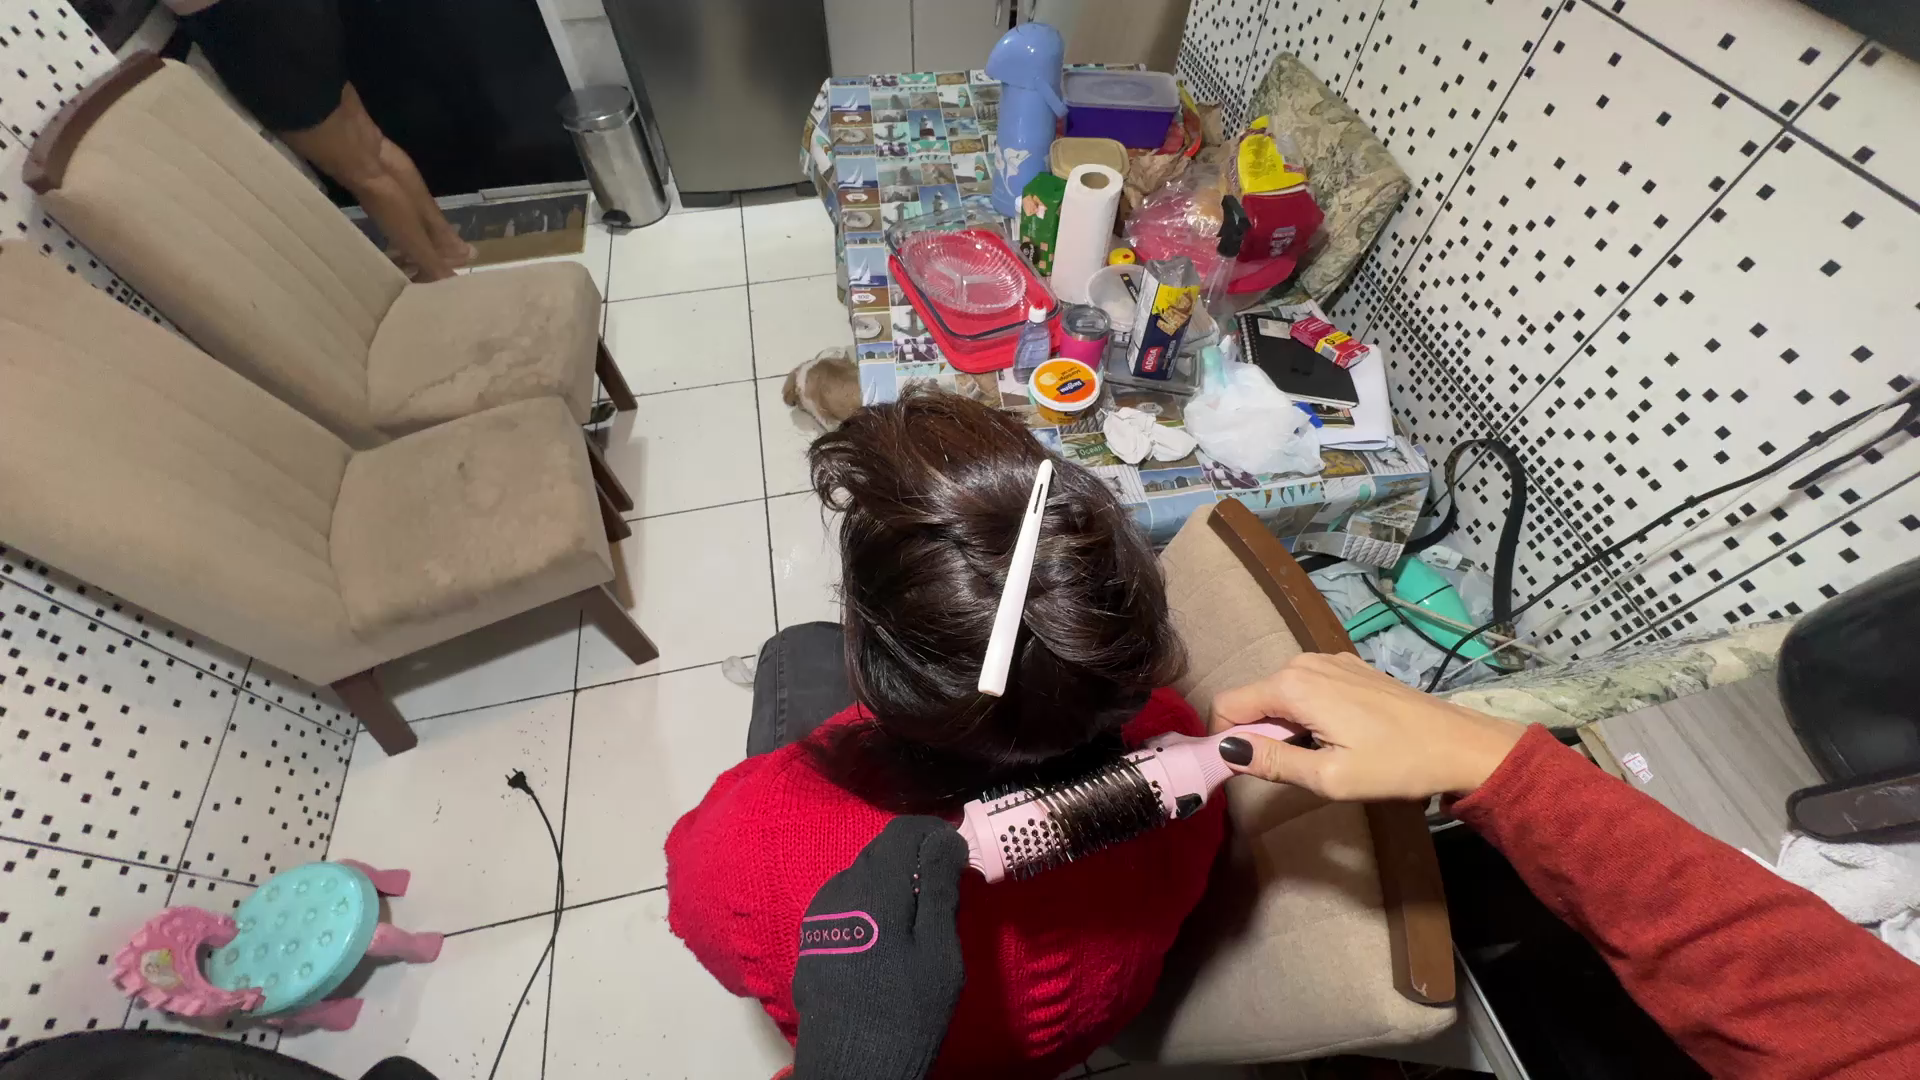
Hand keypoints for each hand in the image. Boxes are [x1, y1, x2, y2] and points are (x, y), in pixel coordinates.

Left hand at [792, 817, 967, 1079]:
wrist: (851, 1070)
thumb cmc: (906, 1010)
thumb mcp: (939, 949)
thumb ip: (940, 886)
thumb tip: (946, 838)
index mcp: (874, 883)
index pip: (904, 829)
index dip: (934, 834)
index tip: (957, 857)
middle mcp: (841, 886)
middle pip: (883, 850)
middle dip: (915, 860)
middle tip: (944, 894)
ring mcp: (822, 911)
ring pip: (865, 875)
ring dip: (892, 883)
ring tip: (916, 923)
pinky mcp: (813, 936)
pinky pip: (849, 901)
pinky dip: (872, 905)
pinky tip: (885, 941)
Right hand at [1210, 652, 1524, 799]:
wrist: (1463, 745)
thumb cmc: (1396, 765)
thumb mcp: (1329, 777)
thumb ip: (1272, 761)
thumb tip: (1225, 750)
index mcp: (1291, 686)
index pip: (1226, 704)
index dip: (1224, 737)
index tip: (1244, 766)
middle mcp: (1301, 663)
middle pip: (1253, 698)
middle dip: (1259, 731)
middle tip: (1296, 765)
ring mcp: (1326, 660)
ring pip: (1278, 692)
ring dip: (1285, 722)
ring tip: (1322, 750)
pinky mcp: (1346, 664)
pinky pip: (1305, 685)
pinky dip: (1306, 709)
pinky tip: (1341, 731)